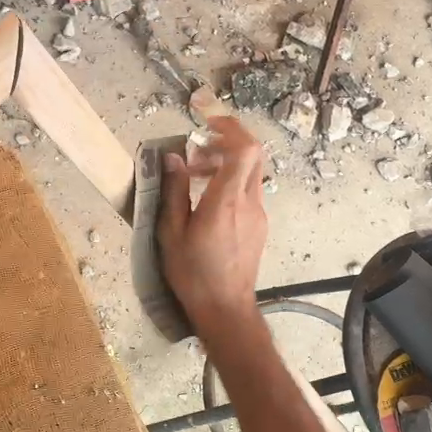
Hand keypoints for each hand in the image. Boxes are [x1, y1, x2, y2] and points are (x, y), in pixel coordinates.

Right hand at [159, 117, 267, 328]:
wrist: (225, 309)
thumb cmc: (193, 275)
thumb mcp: (172, 233)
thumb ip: (174, 192)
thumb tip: (172, 159)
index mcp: (226, 202)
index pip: (245, 149)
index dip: (230, 127)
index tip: (206, 121)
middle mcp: (249, 202)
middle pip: (252, 154)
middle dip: (225, 142)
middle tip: (195, 150)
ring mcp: (259, 214)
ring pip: (250, 172)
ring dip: (225, 163)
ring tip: (195, 176)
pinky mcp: (259, 225)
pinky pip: (248, 190)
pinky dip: (229, 182)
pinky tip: (207, 200)